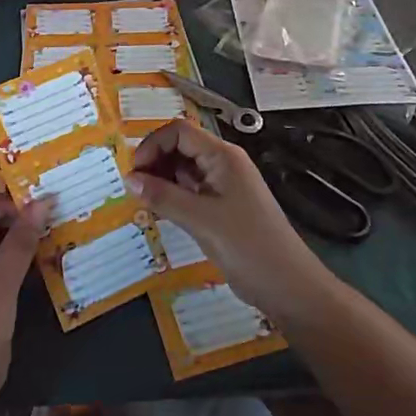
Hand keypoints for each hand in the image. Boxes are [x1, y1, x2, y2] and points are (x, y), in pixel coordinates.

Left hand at [0, 193, 48, 411]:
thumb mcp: (1, 283)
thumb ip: (21, 241)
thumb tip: (43, 201)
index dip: (7, 203)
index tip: (42, 204)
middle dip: (15, 217)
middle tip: (51, 214)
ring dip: (18, 236)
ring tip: (51, 229)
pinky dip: (15, 255)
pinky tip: (41, 254)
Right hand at [129, 120, 329, 316]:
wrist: (287, 284)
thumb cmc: (247, 245)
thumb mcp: (200, 220)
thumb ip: (163, 196)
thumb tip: (129, 178)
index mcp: (223, 156)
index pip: (179, 132)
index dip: (152, 145)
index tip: (134, 173)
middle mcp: (223, 164)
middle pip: (181, 147)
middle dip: (155, 162)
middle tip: (135, 190)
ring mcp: (224, 185)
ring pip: (184, 169)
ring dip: (162, 180)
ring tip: (145, 202)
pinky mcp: (222, 207)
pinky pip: (191, 190)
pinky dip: (173, 196)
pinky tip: (161, 212)